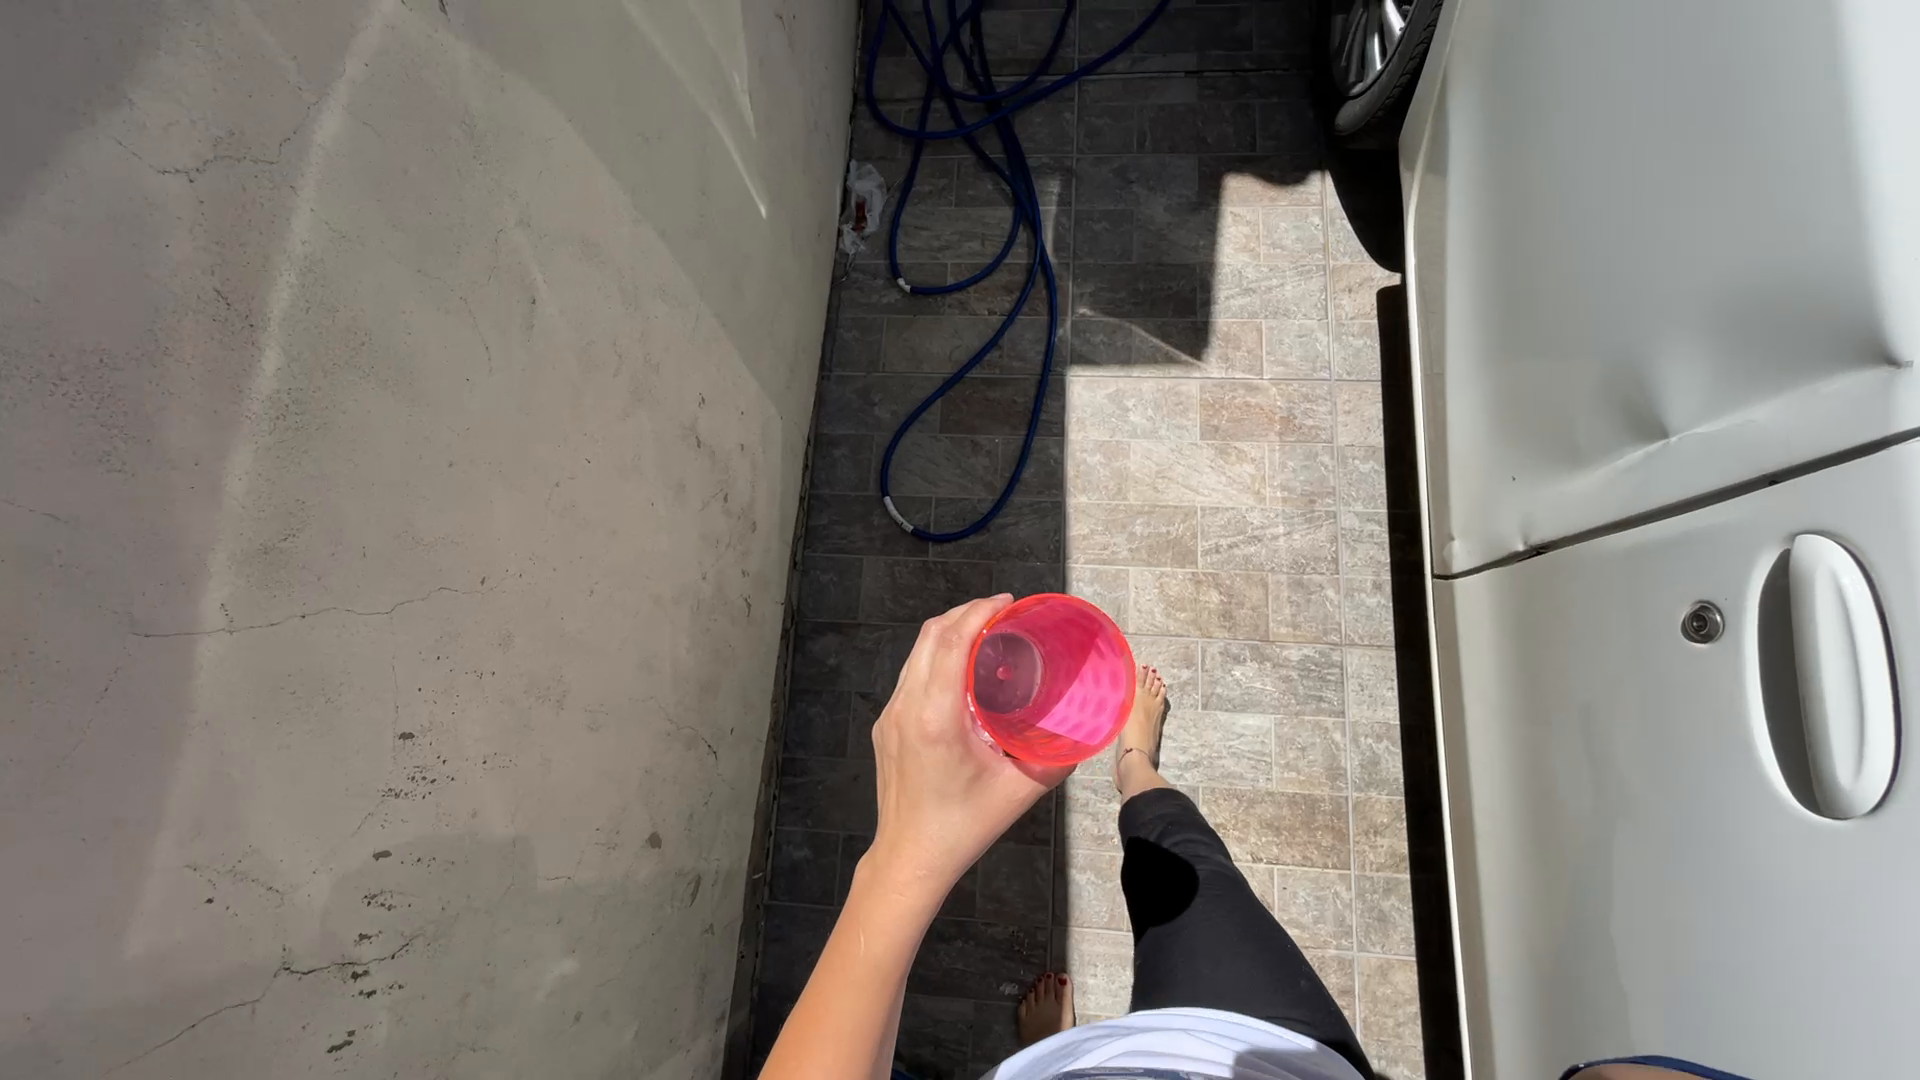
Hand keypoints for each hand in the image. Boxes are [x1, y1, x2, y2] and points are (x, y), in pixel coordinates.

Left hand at [862, 595, 1073, 903]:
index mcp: (936, 717)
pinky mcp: (886, 724)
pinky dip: (936, 658)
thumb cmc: (965, 826)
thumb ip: (1056, 758)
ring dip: (948, 633)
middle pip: (930, 636)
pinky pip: (910, 675)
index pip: (952, 642)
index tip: (1007, 602)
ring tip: (984, 632)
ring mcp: (890, 714)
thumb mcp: (1020, 791)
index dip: (978, 612)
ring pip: (916, 653)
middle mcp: (906, 707)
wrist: (909, 857)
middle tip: (1000, 612)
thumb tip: (1083, 729)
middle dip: (964, 613)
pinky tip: (960, 669)